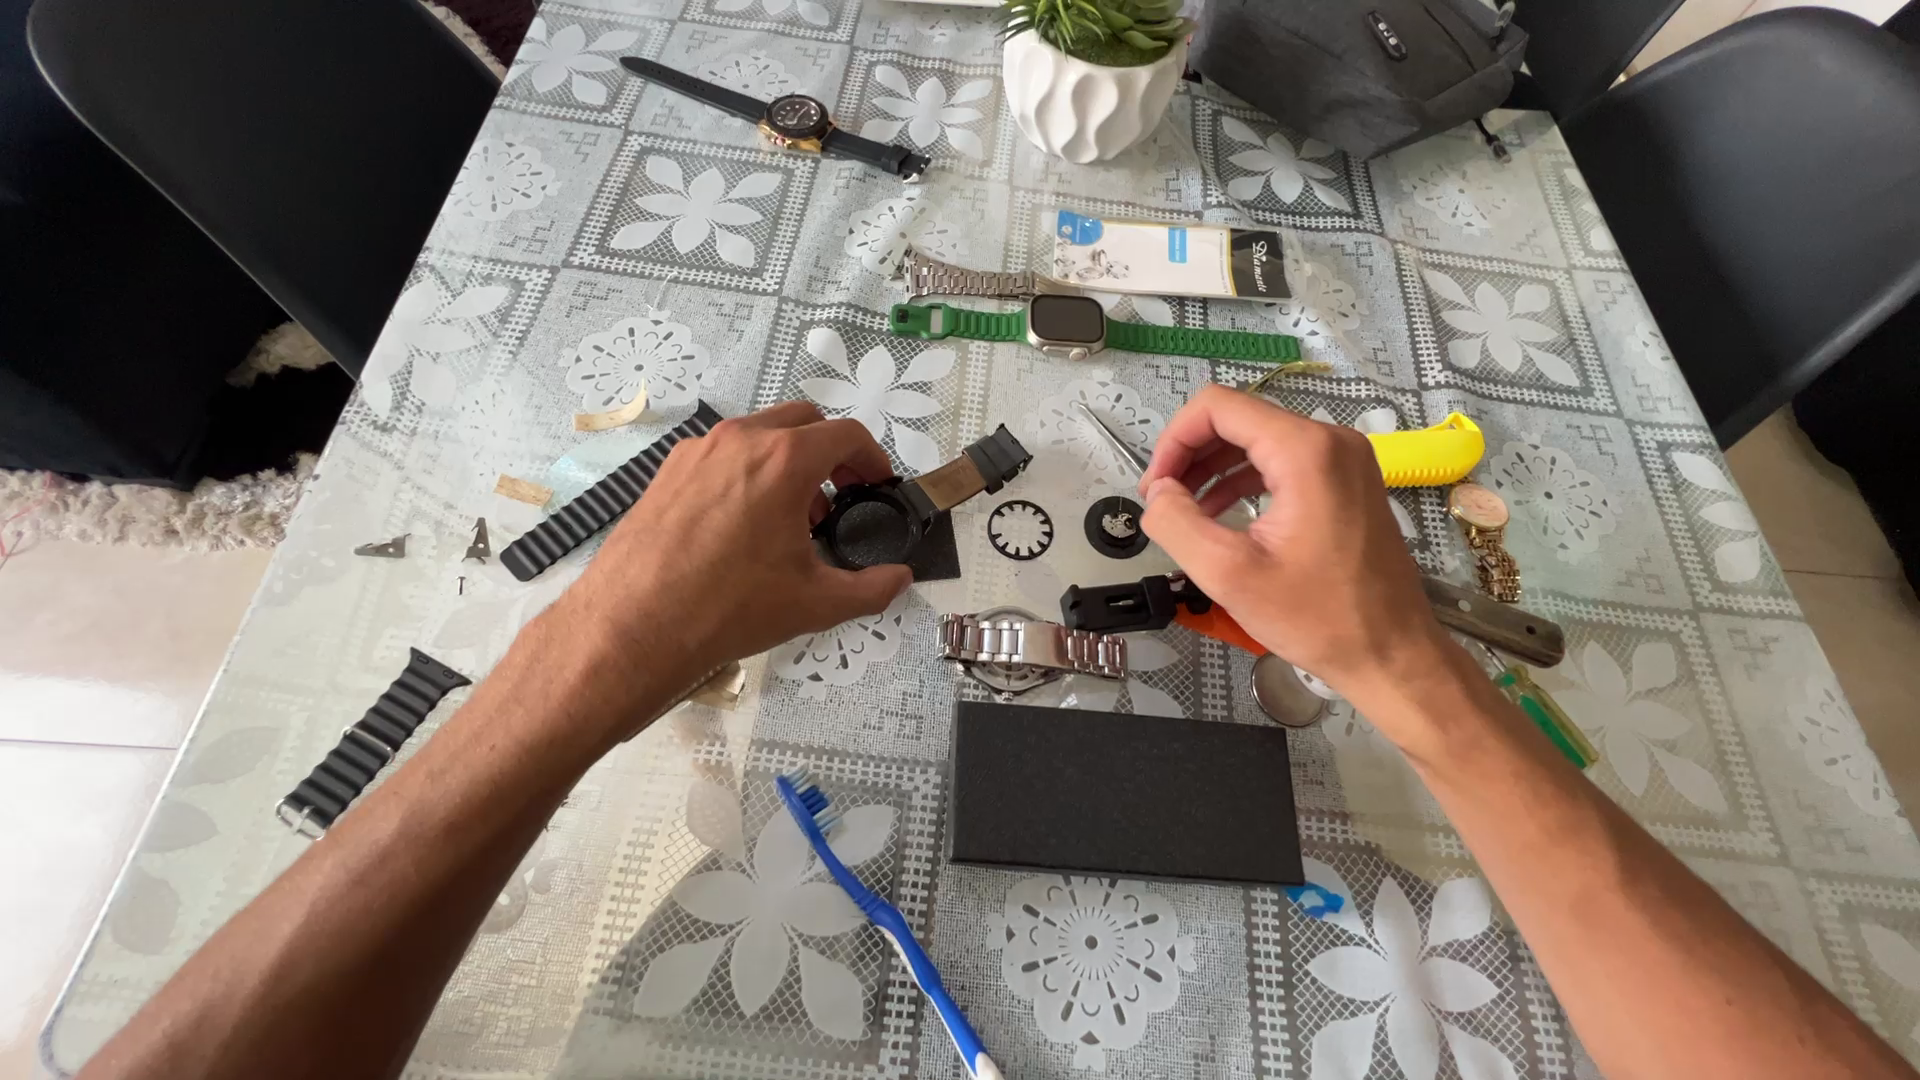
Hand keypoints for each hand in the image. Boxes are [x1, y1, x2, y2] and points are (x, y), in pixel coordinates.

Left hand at [540, 401, 911, 719]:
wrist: (633, 627)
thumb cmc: (730, 609)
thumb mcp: (816, 603)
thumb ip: (872, 588)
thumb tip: (899, 580)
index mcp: (784, 460)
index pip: (846, 434)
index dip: (872, 457)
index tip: (877, 484)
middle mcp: (741, 440)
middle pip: (804, 421)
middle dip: (832, 453)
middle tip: (841, 496)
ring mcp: (698, 451)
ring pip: (760, 434)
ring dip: (789, 460)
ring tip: (793, 516)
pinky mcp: (667, 470)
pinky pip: (723, 454)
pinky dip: (749, 471)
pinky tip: (744, 523)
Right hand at [1137, 385, 1450, 712]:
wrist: (1391, 654)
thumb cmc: (1315, 617)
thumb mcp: (1227, 573)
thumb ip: (1175, 522)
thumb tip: (1158, 493)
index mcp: (1304, 451)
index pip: (1217, 406)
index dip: (1173, 439)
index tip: (1155, 487)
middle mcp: (1329, 440)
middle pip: (1238, 419)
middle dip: (1189, 454)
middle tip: (1162, 501)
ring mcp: (1344, 459)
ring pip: (1257, 439)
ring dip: (1211, 467)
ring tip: (1183, 509)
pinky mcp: (1347, 481)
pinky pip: (1281, 461)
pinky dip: (1242, 478)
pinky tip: (1219, 513)